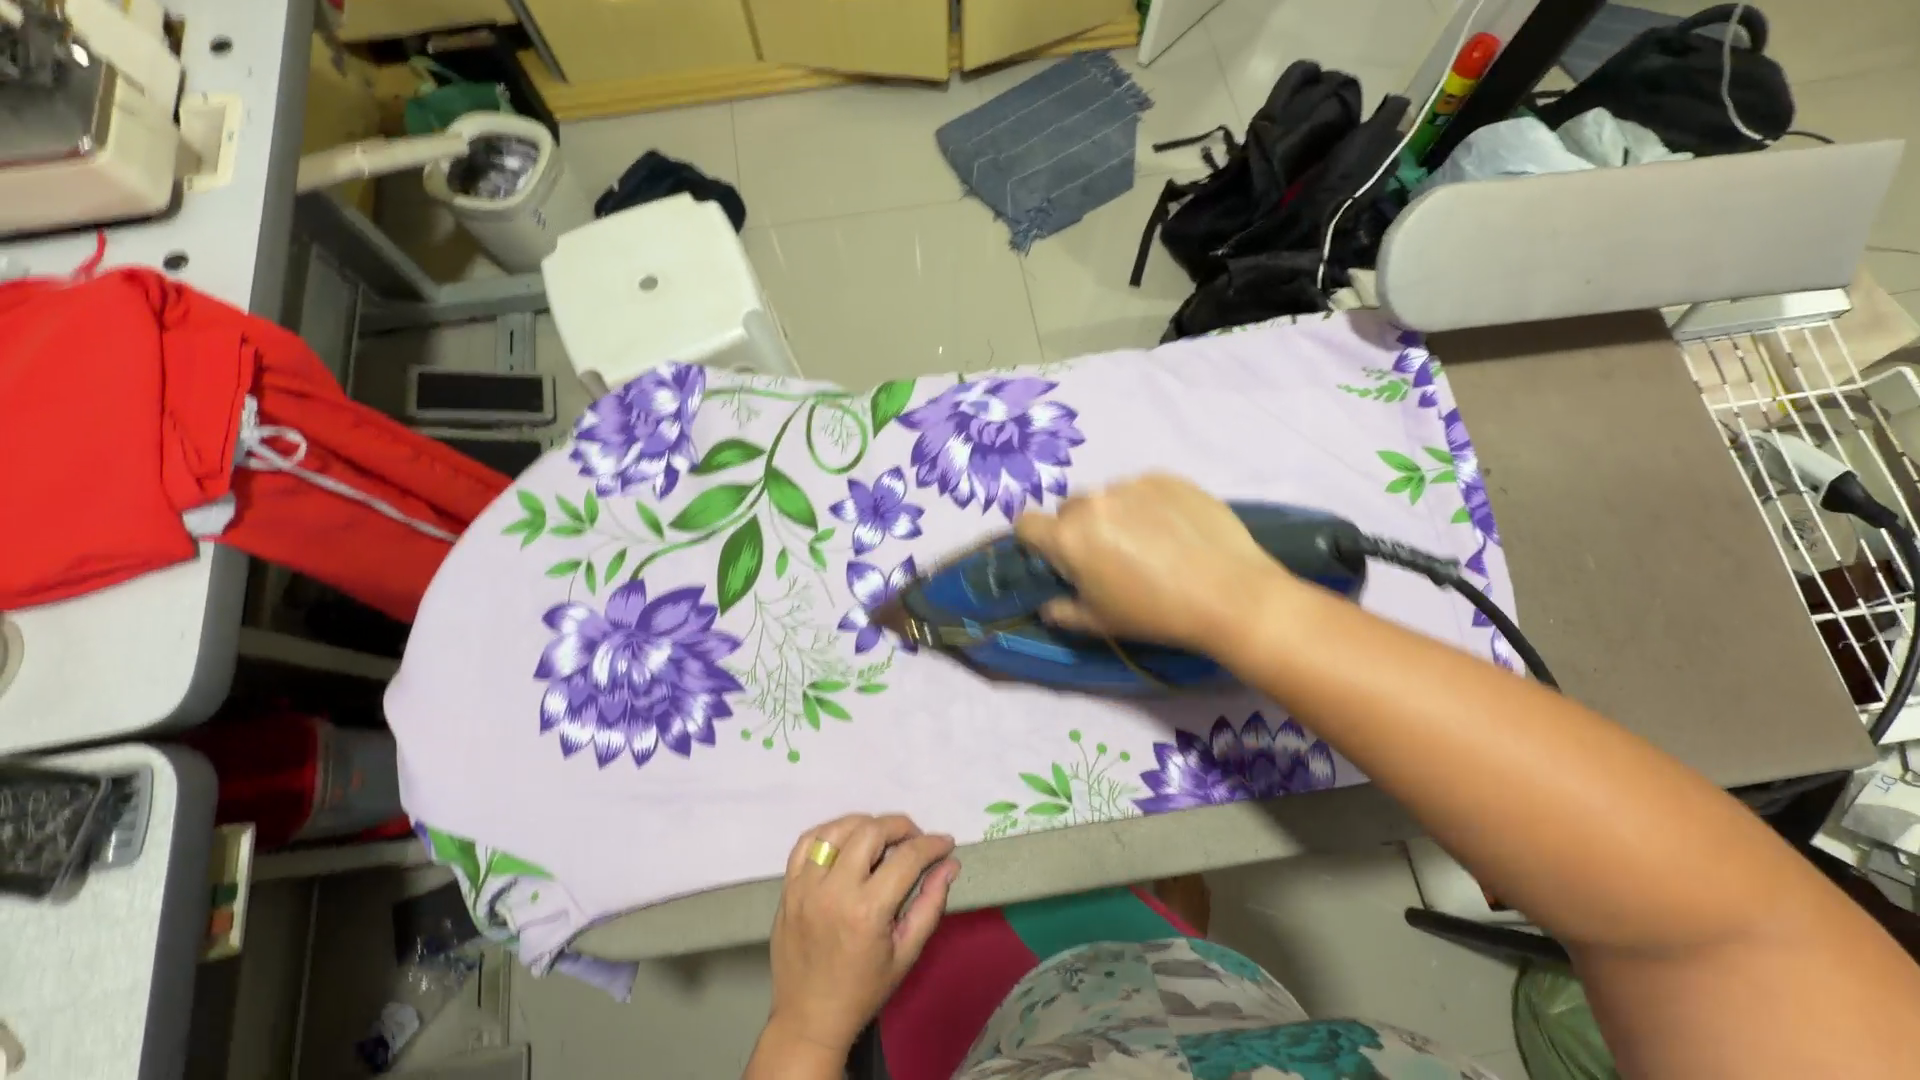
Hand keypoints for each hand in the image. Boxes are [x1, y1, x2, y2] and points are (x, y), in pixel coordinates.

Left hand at [763, 814, 959, 1057]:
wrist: (809, 1018)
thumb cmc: (864, 990)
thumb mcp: (906, 953)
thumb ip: (930, 904)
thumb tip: (949, 864)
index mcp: (867, 912)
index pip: (906, 858)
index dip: (931, 845)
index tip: (945, 844)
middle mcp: (833, 891)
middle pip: (870, 832)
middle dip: (900, 826)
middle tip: (915, 839)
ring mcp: (804, 887)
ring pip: (836, 829)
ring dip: (865, 824)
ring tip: (882, 837)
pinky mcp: (788, 888)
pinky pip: (806, 842)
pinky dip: (829, 832)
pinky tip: (847, 840)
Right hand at [1014, 473, 1299, 652]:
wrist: (1230, 594)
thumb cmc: (1155, 614)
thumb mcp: (1101, 623)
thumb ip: (1063, 611)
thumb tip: (1049, 605)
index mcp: (1069, 537)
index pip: (1026, 523)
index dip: (1036, 541)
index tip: (1057, 558)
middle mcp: (1094, 502)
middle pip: (1069, 509)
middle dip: (1078, 529)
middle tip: (1108, 556)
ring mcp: (1132, 485)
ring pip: (1108, 497)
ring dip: (1115, 515)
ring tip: (1149, 543)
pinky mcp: (1167, 478)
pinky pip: (1142, 488)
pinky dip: (1148, 505)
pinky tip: (1174, 531)